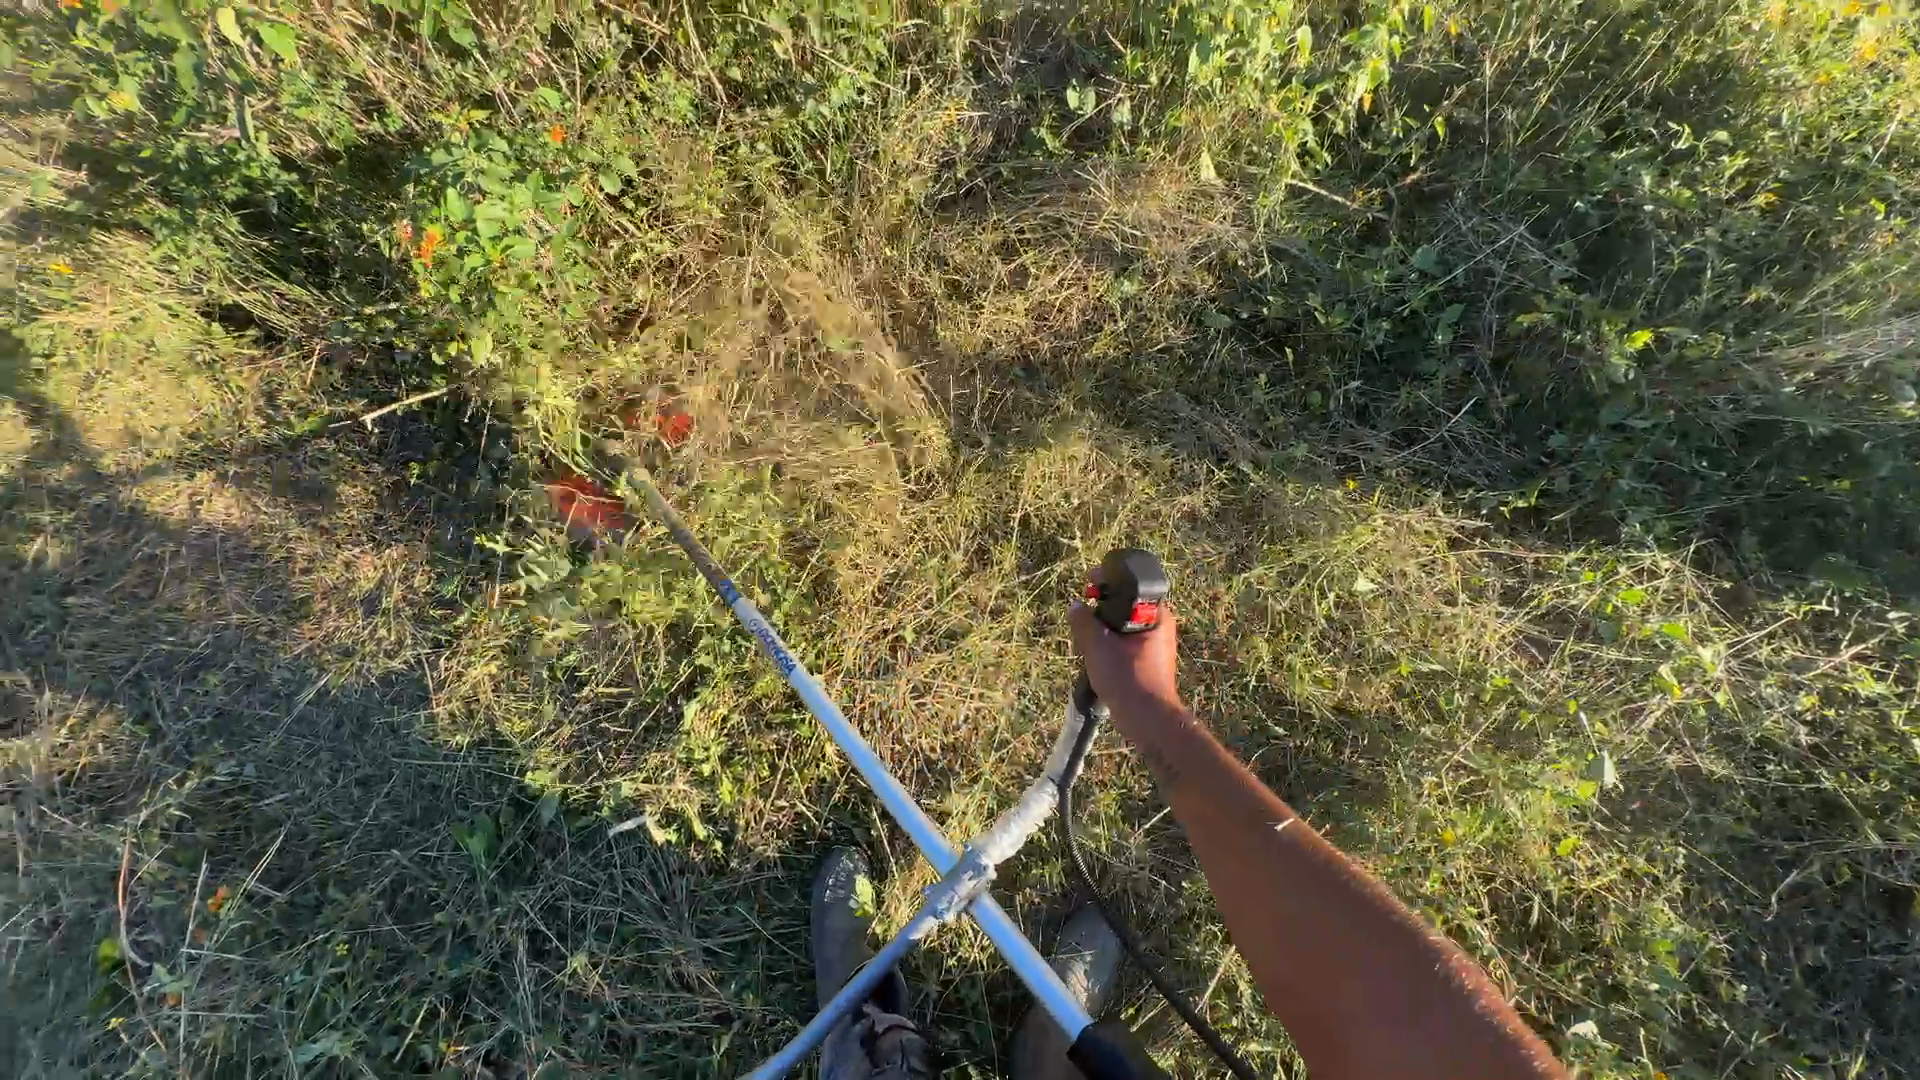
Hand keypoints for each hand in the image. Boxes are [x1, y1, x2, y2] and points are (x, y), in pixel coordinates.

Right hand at [1069, 587, 1181, 713]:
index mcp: (1156, 615)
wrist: (1147, 720)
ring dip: (1101, 636)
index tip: (1088, 589)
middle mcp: (1159, 627)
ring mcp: (1154, 646)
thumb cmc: (1127, 679)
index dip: (1107, 586)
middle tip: (1083, 626)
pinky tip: (1095, 662)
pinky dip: (1108, 649)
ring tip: (1086, 649)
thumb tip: (1076, 606)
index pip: (1130, 588)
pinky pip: (1123, 646)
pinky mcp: (1147, 663)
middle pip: (1122, 609)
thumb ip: (1084, 622)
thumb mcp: (1098, 646)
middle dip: (1099, 617)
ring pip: (1120, 629)